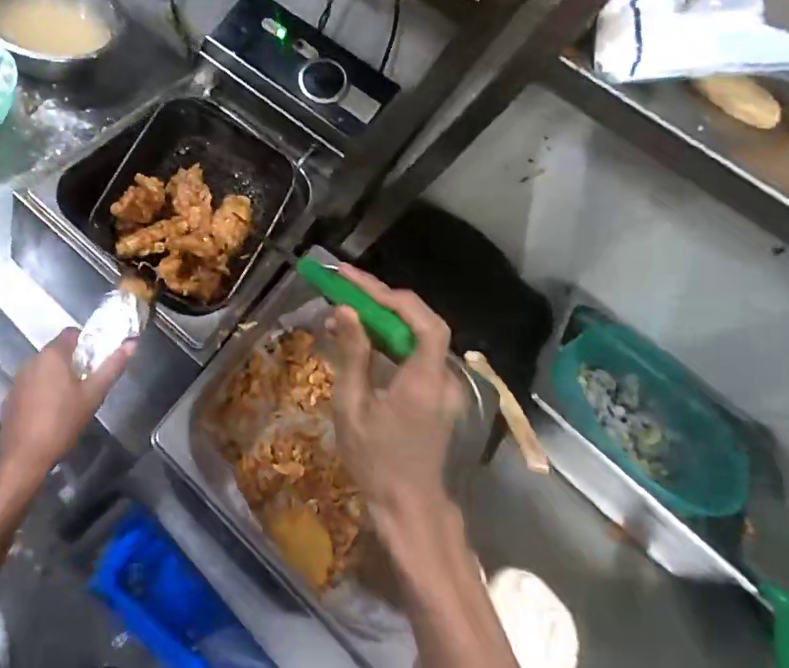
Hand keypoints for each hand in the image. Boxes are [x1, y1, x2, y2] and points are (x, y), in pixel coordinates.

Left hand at [0, 328, 133, 480]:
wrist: (23, 457)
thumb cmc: (62, 422)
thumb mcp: (92, 396)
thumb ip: (111, 368)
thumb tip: (131, 345)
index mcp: (52, 355)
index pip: (72, 333)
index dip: (87, 342)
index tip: (97, 360)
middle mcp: (32, 360)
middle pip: (57, 351)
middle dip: (74, 361)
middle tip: (89, 382)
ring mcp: (18, 379)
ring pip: (44, 368)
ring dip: (58, 377)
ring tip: (71, 399)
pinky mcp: (11, 397)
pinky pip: (32, 385)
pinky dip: (43, 391)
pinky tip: (50, 412)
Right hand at [327, 264, 463, 519]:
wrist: (408, 508)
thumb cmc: (375, 461)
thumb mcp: (352, 408)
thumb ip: (352, 355)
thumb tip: (345, 311)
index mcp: (423, 382)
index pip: (423, 323)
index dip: (389, 296)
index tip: (351, 279)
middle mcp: (442, 378)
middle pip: (423, 321)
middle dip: (383, 297)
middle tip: (345, 282)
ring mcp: (444, 386)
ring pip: (419, 334)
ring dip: (384, 315)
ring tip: (344, 305)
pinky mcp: (437, 393)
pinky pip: (416, 352)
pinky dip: (390, 336)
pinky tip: (362, 335)